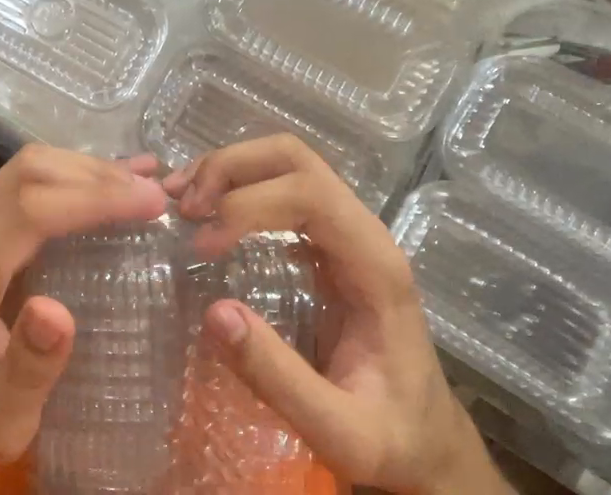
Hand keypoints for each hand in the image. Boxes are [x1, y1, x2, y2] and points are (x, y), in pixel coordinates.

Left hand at [0, 145, 168, 494]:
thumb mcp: (5, 417)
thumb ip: (29, 369)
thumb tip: (56, 311)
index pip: (27, 211)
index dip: (89, 197)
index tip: (150, 203)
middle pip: (28, 176)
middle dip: (96, 175)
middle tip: (155, 197)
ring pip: (30, 168)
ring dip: (89, 169)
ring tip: (145, 187)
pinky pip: (31, 180)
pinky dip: (77, 173)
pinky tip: (120, 176)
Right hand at [166, 136, 512, 494]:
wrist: (430, 450)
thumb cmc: (393, 441)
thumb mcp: (340, 433)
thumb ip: (279, 379)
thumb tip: (214, 311)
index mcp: (375, 266)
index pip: (310, 194)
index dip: (248, 205)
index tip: (202, 246)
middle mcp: (362, 234)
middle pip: (295, 159)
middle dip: (231, 167)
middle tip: (183, 206)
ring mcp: (342, 233)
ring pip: (284, 163)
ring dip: (227, 169)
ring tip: (179, 200)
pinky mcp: (321, 244)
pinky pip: (277, 188)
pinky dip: (232, 186)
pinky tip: (199, 213)